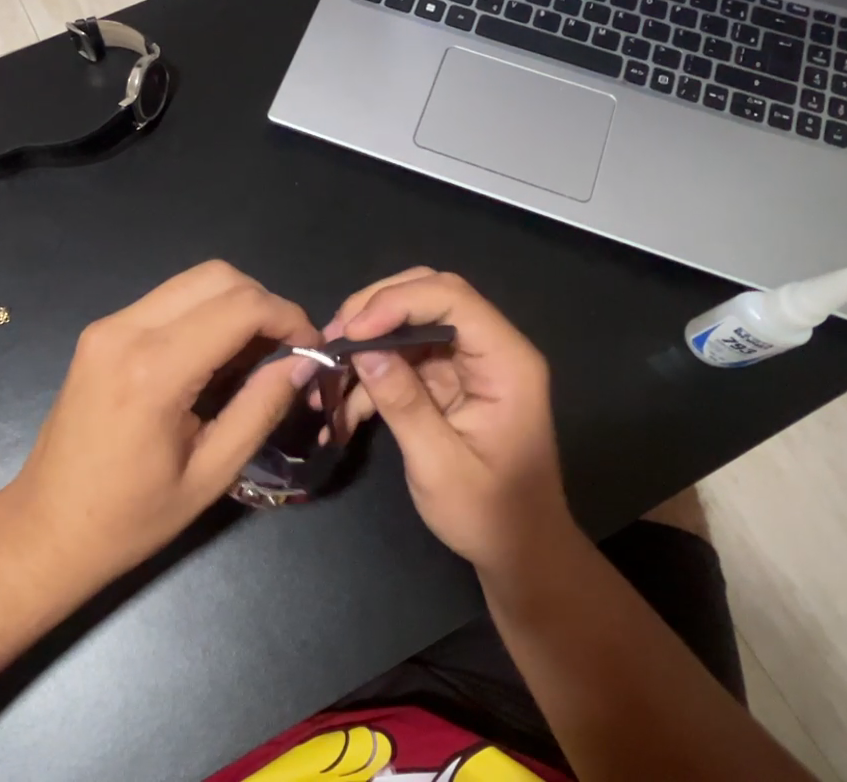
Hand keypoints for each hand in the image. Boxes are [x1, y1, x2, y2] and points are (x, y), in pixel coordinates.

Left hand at [7, 261, 319, 578]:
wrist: (47, 527)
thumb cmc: (130, 516)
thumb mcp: (211, 473)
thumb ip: (260, 408)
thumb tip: (303, 363)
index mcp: (154, 370)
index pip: (241, 307)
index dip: (288, 318)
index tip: (312, 348)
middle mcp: (125, 330)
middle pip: (217, 277)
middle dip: (264, 304)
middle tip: (285, 351)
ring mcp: (107, 326)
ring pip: (192, 281)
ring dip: (234, 305)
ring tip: (254, 356)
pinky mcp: (99, 333)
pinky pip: (167, 301)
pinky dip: (204, 313)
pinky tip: (214, 357)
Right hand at [324, 269, 576, 577]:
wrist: (520, 550)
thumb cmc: (490, 514)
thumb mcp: (439, 464)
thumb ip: (403, 402)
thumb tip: (363, 350)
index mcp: (506, 362)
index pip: (452, 299)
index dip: (396, 302)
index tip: (350, 331)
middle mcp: (490, 350)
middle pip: (430, 296)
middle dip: (375, 310)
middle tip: (331, 337)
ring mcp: (468, 364)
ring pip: (410, 323)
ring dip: (366, 345)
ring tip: (326, 377)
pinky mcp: (448, 382)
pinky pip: (403, 358)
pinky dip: (371, 375)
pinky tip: (342, 408)